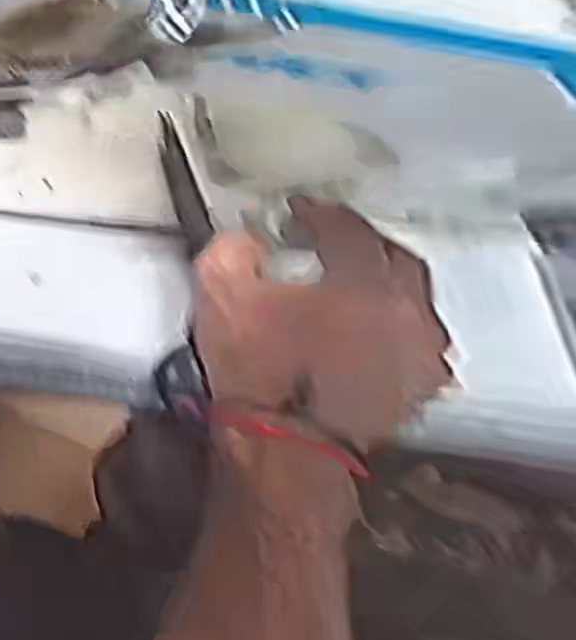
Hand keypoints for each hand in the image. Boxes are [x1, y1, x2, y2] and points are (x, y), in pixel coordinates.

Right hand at [193, 199, 453, 448]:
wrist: (281, 431)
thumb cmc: (252, 360)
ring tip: (335, 276)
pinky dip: (384, 313)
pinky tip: (351, 318)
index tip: (299, 208)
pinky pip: (410, 331)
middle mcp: (408, 314)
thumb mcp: (217, 288)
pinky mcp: (420, 380)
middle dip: (358, 240)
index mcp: (363, 286)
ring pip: (409, 297)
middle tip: (322, 233)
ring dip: (375, 277)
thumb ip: (232, 247)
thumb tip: (249, 236)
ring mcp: (422, 351)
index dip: (321, 212)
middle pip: (395, 260)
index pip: (350, 231)